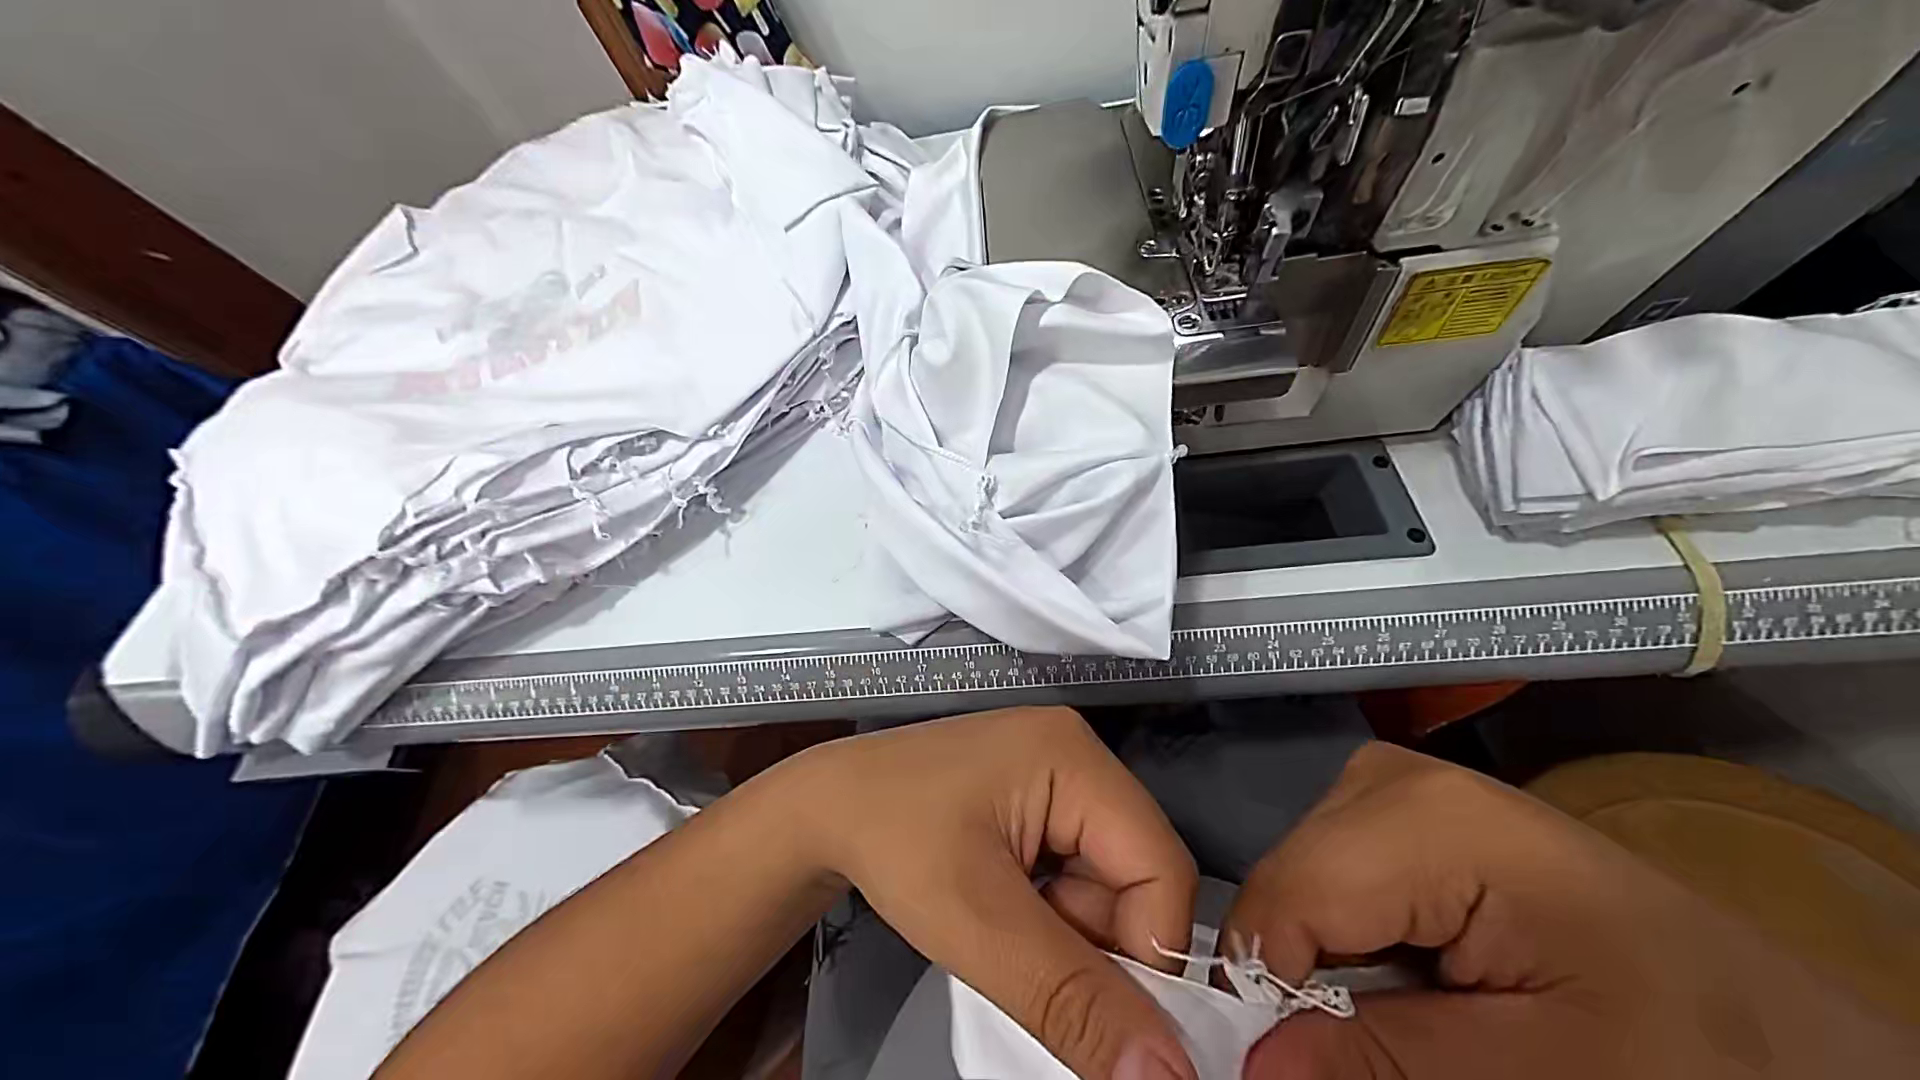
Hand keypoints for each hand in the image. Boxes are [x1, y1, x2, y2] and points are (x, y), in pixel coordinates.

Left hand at [773, 707, 1200, 1079]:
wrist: (826, 809)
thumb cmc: (891, 843)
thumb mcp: (978, 925)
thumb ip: (1074, 1000)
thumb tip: (1164, 1074)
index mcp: (1073, 756)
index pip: (1161, 866)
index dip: (1147, 951)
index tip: (1100, 1009)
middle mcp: (1076, 752)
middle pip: (1136, 872)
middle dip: (1096, 939)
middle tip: (1030, 959)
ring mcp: (1056, 769)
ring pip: (1107, 880)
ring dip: (1071, 930)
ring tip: (1005, 928)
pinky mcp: (1037, 791)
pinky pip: (1076, 867)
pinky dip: (1053, 910)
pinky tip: (1006, 906)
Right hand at [1225, 742, 1918, 1079]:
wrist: (1794, 1035)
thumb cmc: (1698, 1055)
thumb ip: (1385, 1064)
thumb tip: (1252, 1065)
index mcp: (1422, 814)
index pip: (1283, 899)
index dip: (1269, 993)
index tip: (1289, 1067)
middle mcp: (1387, 777)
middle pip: (1287, 887)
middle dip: (1305, 980)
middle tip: (1378, 1054)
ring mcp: (1393, 788)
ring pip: (1299, 887)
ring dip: (1329, 968)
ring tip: (1412, 1020)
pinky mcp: (1403, 814)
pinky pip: (1331, 883)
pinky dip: (1352, 949)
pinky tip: (1413, 981)